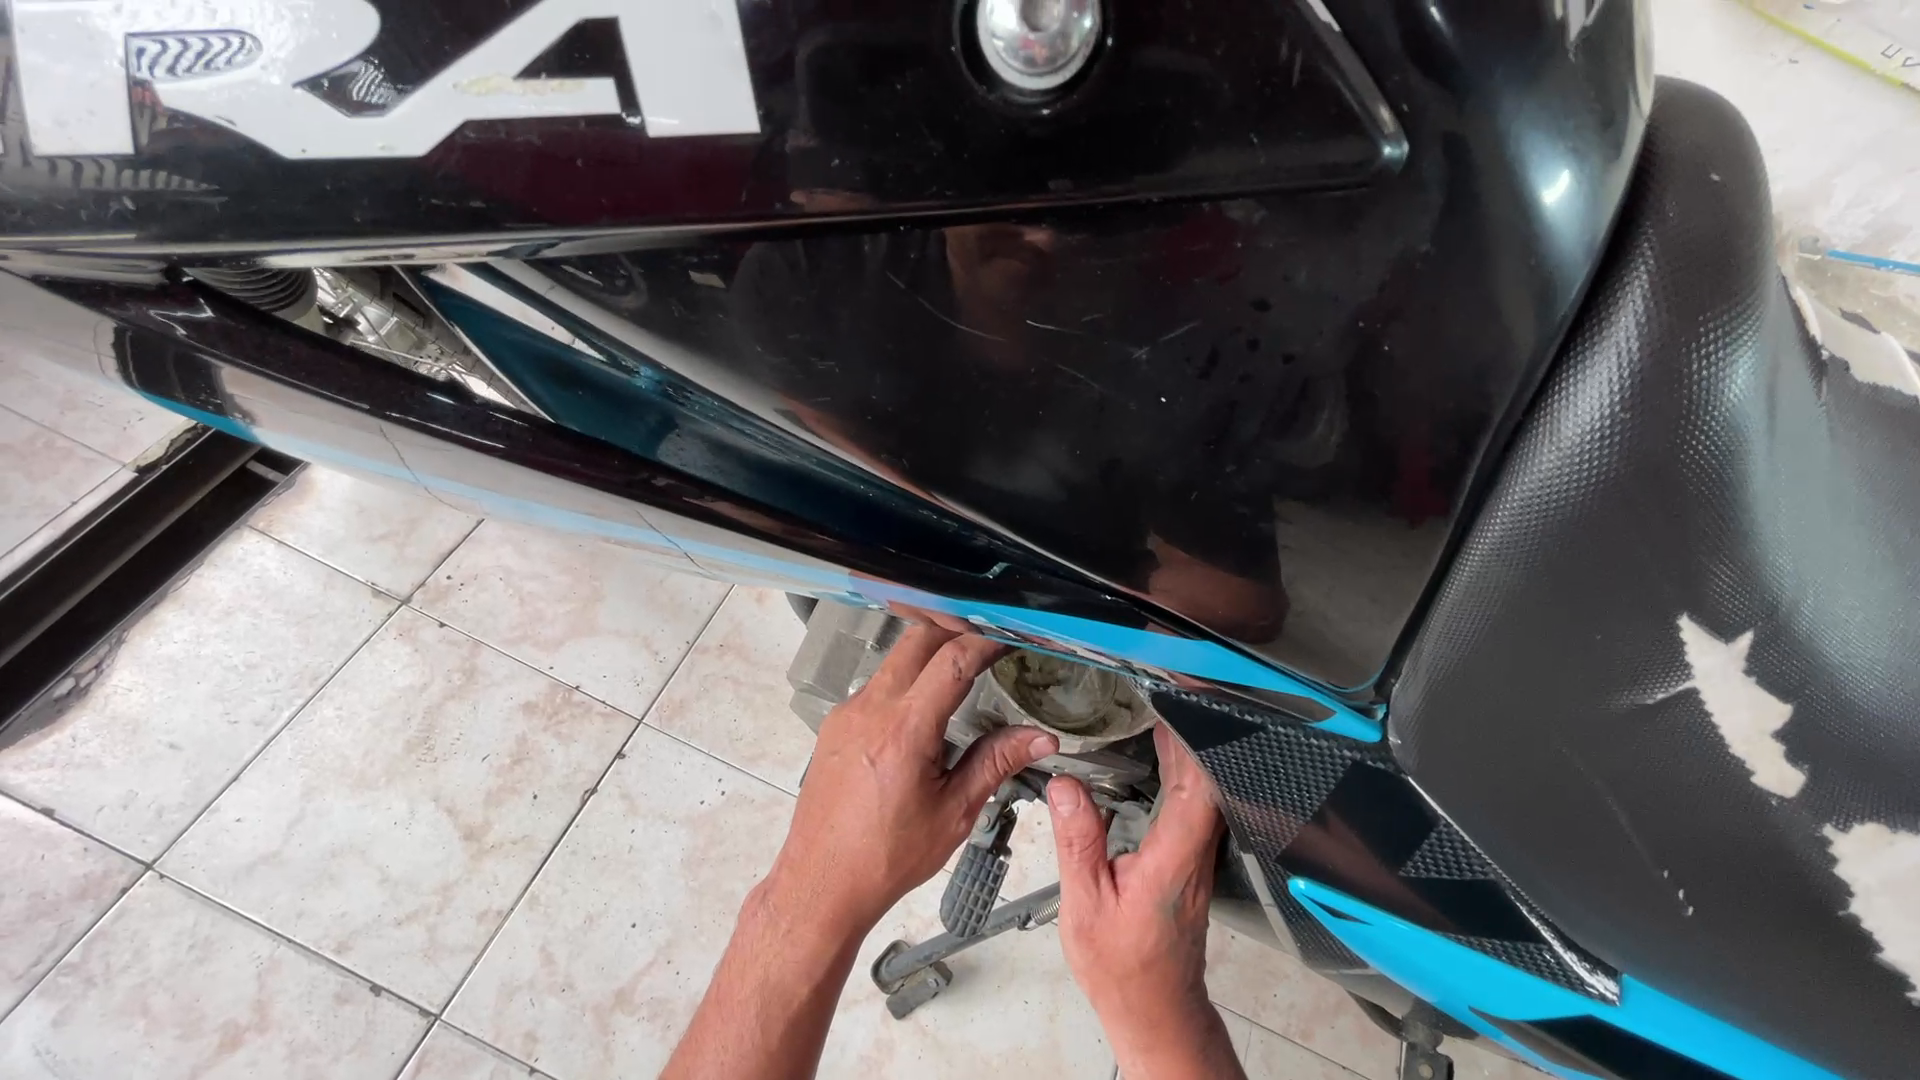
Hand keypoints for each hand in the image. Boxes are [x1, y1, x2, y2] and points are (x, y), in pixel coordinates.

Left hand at [763, 624, 1059, 935]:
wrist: (821, 883)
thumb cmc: (884, 857)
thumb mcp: (954, 812)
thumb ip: (996, 762)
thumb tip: (1039, 739)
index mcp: (904, 730)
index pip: (952, 660)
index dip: (986, 641)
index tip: (1009, 636)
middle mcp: (870, 710)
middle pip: (917, 639)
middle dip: (956, 630)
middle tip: (988, 638)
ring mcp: (847, 714)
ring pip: (894, 659)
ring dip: (928, 654)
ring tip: (962, 671)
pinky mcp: (835, 724)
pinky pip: (875, 685)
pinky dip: (905, 681)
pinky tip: (924, 707)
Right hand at [1049, 724, 1241, 1079]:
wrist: (1155, 1012)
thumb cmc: (1122, 969)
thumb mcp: (1085, 904)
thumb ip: (1079, 841)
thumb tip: (1067, 785)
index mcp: (1173, 860)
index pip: (1197, 789)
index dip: (1191, 743)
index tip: (1173, 706)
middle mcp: (1195, 855)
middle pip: (1205, 782)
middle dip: (1189, 734)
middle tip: (1163, 694)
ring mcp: (1198, 860)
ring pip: (1204, 793)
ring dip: (1187, 751)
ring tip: (1161, 713)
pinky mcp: (1191, 864)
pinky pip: (1194, 807)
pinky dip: (1181, 774)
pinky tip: (1162, 759)